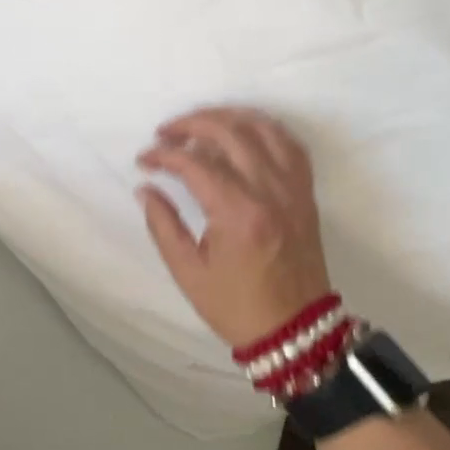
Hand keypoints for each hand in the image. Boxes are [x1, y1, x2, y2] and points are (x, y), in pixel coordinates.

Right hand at [137, 107, 332, 348]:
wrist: (296, 331)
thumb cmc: (235, 306)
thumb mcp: (187, 272)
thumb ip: (163, 224)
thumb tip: (146, 188)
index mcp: (237, 214)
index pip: (195, 163)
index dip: (164, 155)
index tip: (144, 160)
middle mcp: (269, 191)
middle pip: (229, 132)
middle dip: (191, 124)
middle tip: (165, 133)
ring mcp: (293, 189)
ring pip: (263, 129)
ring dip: (227, 117)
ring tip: (200, 123)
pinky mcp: (305, 194)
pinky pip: (290, 145)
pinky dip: (264, 130)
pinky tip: (242, 132)